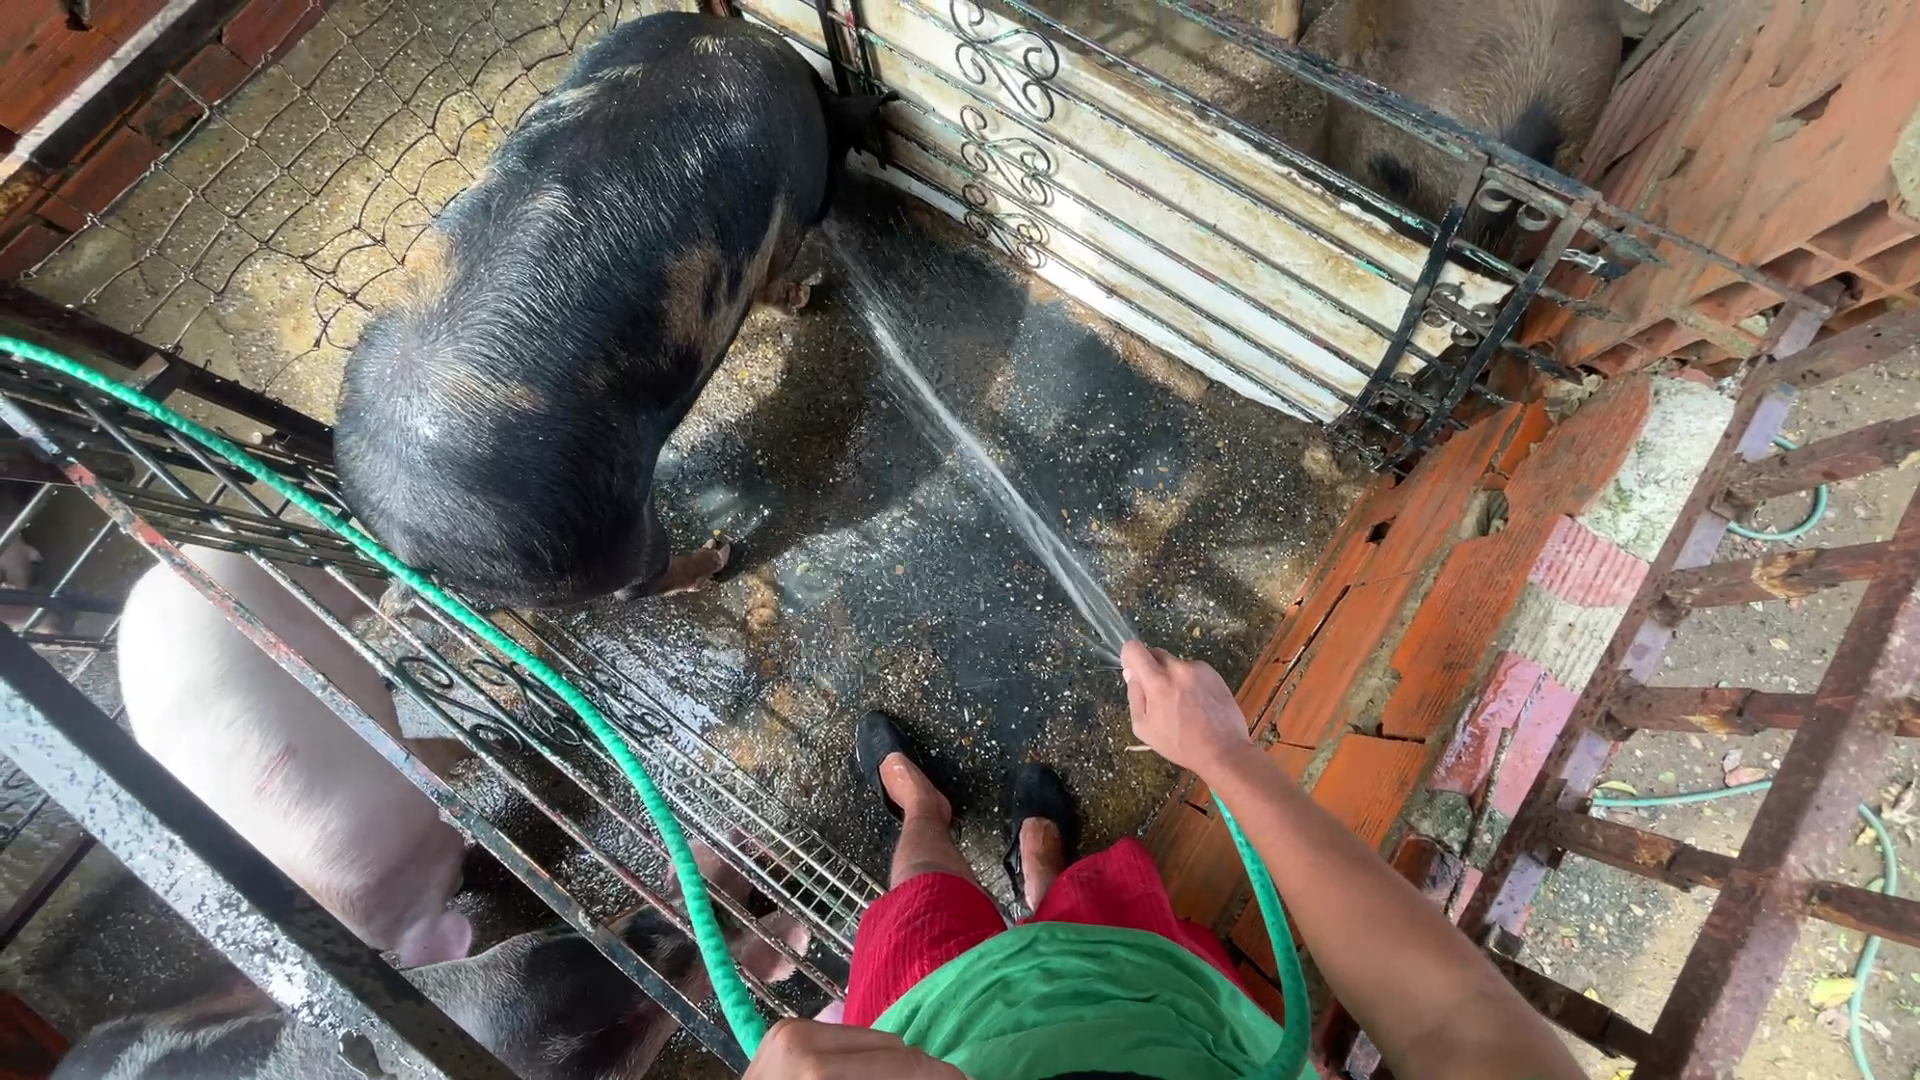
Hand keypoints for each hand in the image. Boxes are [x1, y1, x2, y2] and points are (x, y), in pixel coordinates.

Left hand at [743, 1019, 967, 1078]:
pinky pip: (845, 1037)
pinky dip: (865, 1059)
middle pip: (890, 1047)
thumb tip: (936, 1076)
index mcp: (816, 1074)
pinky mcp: (783, 1029)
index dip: (938, 1075)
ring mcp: (789, 1030)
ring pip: (871, 1038)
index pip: (898, 1064)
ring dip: (893, 1064)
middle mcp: (800, 1040)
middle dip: (921, 1071)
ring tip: (912, 1079)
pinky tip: (877, 1074)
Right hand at [1121, 641, 1253, 776]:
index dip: (1129, 657)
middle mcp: (1178, 668)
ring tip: (1183, 704)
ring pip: (1175, 664)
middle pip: (1154, 653)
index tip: (1134, 672)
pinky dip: (1189, 681)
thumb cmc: (1180, 744)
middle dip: (1152, 669)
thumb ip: (1134, 696)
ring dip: (1172, 677)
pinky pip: (1192, 670)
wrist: (1224, 750)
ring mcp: (1198, 669)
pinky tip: (1197, 703)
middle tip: (1159, 695)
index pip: (1134, 648)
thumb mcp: (1144, 727)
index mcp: (1158, 682)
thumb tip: (1132, 674)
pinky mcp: (1214, 673)